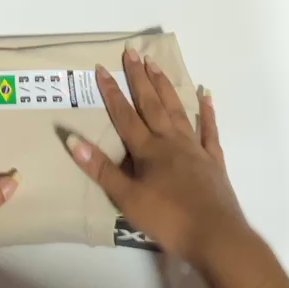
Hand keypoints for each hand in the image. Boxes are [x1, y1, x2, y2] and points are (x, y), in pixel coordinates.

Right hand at [65, 50, 288, 287]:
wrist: (216, 236)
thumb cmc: (168, 219)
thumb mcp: (127, 199)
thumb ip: (101, 169)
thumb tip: (72, 139)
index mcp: (148, 149)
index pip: (124, 115)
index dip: (111, 92)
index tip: (101, 68)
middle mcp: (170, 140)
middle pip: (151, 103)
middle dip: (139, 77)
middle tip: (132, 51)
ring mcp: (194, 148)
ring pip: (176, 110)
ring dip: (164, 86)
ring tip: (155, 64)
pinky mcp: (213, 160)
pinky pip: (209, 130)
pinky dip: (207, 111)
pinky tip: (206, 94)